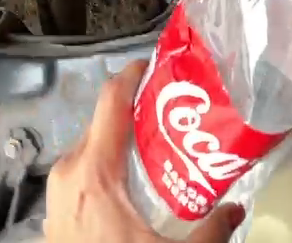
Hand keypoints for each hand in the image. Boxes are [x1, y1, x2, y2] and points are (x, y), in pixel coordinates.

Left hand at [45, 60, 246, 242]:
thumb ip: (210, 230)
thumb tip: (237, 209)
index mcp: (94, 170)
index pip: (111, 99)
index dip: (134, 73)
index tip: (159, 65)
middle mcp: (68, 172)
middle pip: (103, 121)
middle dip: (135, 111)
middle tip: (171, 114)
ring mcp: (56, 194)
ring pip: (91, 147)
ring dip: (120, 141)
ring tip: (154, 148)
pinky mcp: (54, 215)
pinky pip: (80, 172)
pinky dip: (104, 166)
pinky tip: (130, 186)